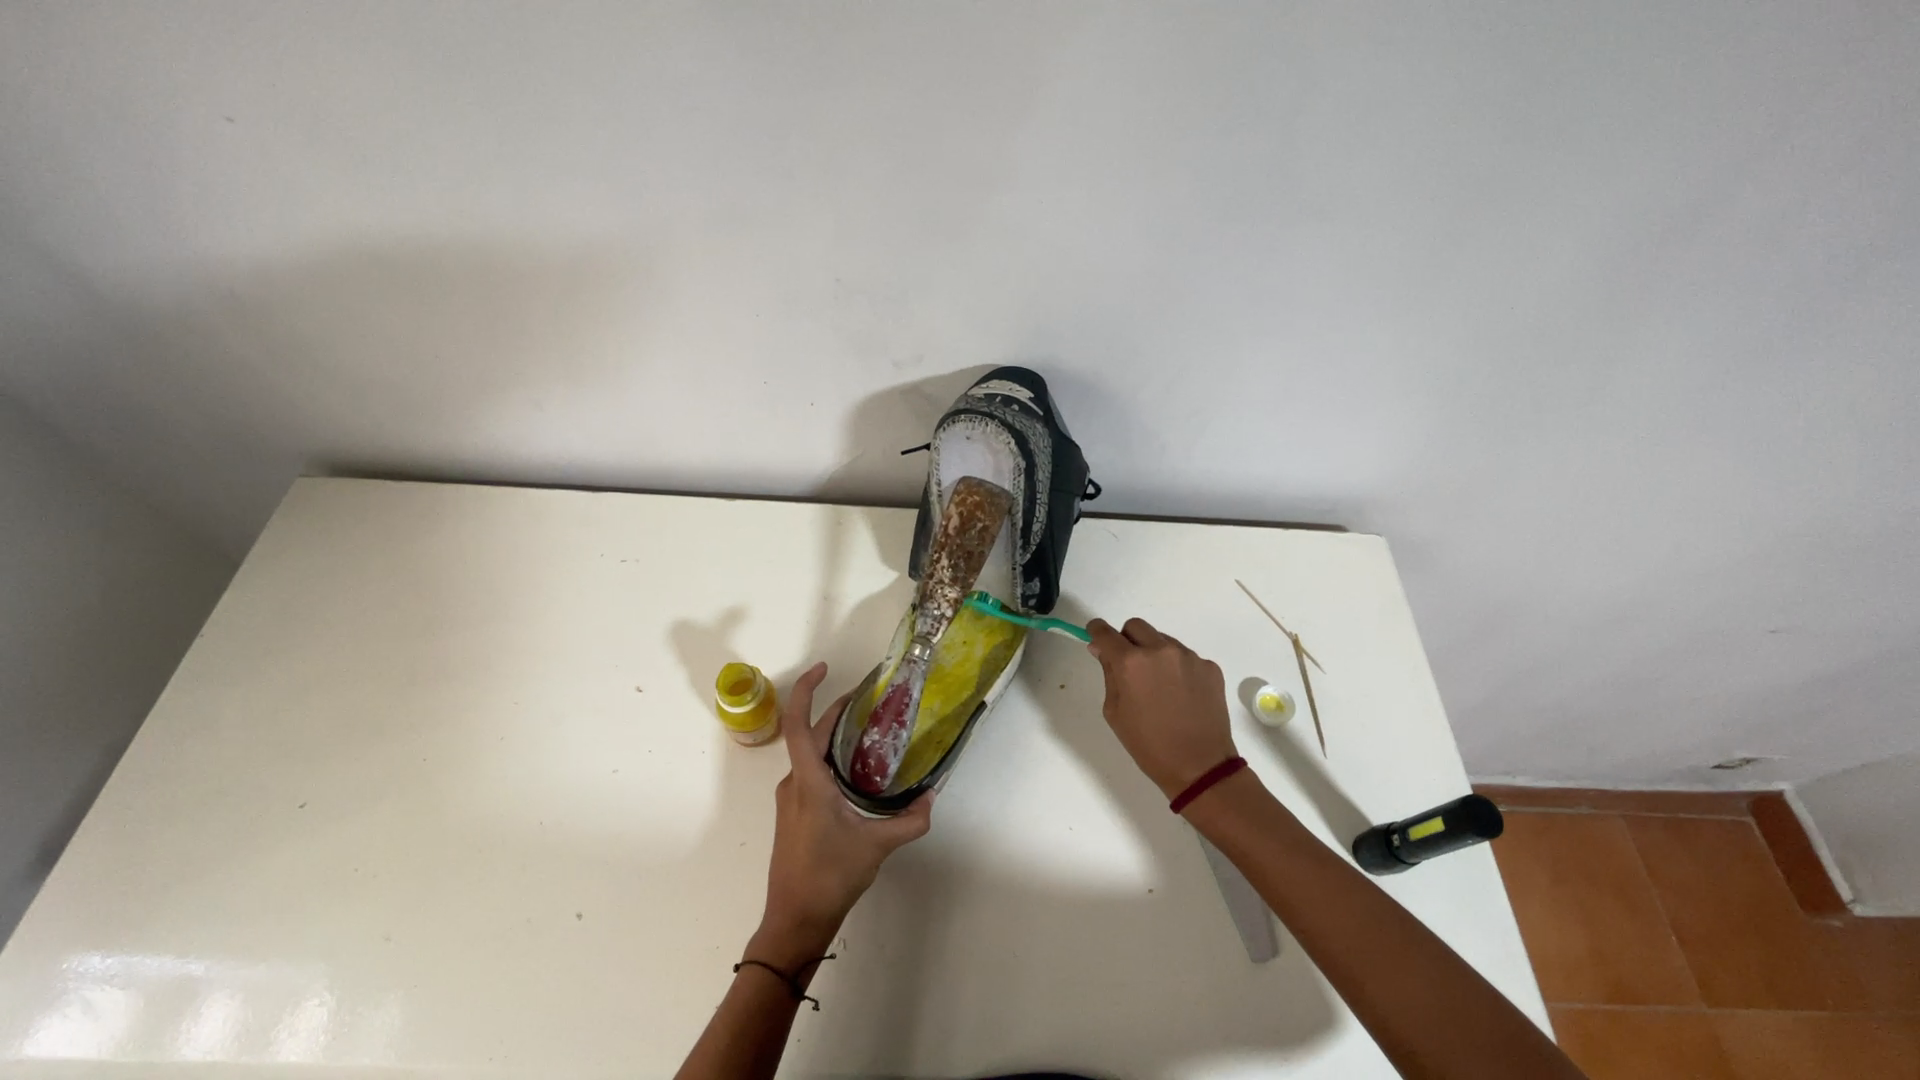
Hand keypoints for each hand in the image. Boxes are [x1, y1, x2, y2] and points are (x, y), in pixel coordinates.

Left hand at [755, 663, 933, 959]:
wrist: (795, 920)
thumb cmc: (830, 877)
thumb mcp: (878, 846)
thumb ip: (910, 820)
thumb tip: (931, 798)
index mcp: (809, 782)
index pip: (800, 724)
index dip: (807, 691)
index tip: (823, 669)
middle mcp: (794, 784)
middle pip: (810, 736)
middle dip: (834, 710)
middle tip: (866, 698)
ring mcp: (791, 801)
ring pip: (810, 756)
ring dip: (834, 737)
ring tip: (868, 730)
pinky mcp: (795, 816)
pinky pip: (811, 775)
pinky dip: (831, 761)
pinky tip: (857, 773)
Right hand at [1086, 617, 1237, 799]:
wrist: (1199, 766)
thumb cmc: (1148, 744)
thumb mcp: (1115, 711)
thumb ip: (1108, 674)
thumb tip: (1102, 650)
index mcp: (1131, 662)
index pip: (1105, 632)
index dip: (1096, 631)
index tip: (1095, 636)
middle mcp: (1160, 650)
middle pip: (1136, 626)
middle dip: (1126, 640)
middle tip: (1128, 665)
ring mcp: (1189, 656)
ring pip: (1162, 640)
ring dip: (1154, 653)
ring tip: (1159, 686)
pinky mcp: (1209, 667)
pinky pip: (1185, 657)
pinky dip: (1177, 668)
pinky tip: (1180, 694)